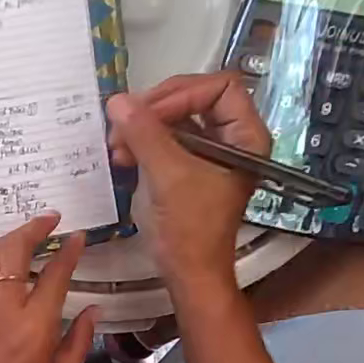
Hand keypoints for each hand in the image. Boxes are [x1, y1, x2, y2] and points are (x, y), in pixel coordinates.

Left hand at [0, 213, 97, 362]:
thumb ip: (79, 339)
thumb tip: (93, 309)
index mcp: (35, 325)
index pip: (55, 273)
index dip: (68, 251)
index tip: (77, 237)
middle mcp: (4, 308)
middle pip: (16, 251)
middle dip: (34, 228)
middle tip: (51, 219)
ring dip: (10, 238)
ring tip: (27, 233)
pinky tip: (0, 257)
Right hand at [106, 74, 271, 293]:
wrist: (189, 274)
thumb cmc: (191, 229)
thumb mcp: (169, 176)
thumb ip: (145, 134)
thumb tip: (117, 101)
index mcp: (246, 137)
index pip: (219, 88)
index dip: (182, 95)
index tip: (148, 115)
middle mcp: (231, 140)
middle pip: (194, 99)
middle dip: (156, 110)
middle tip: (124, 123)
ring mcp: (208, 156)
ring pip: (175, 121)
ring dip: (143, 128)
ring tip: (117, 145)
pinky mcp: (187, 171)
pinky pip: (165, 143)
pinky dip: (142, 145)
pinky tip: (122, 156)